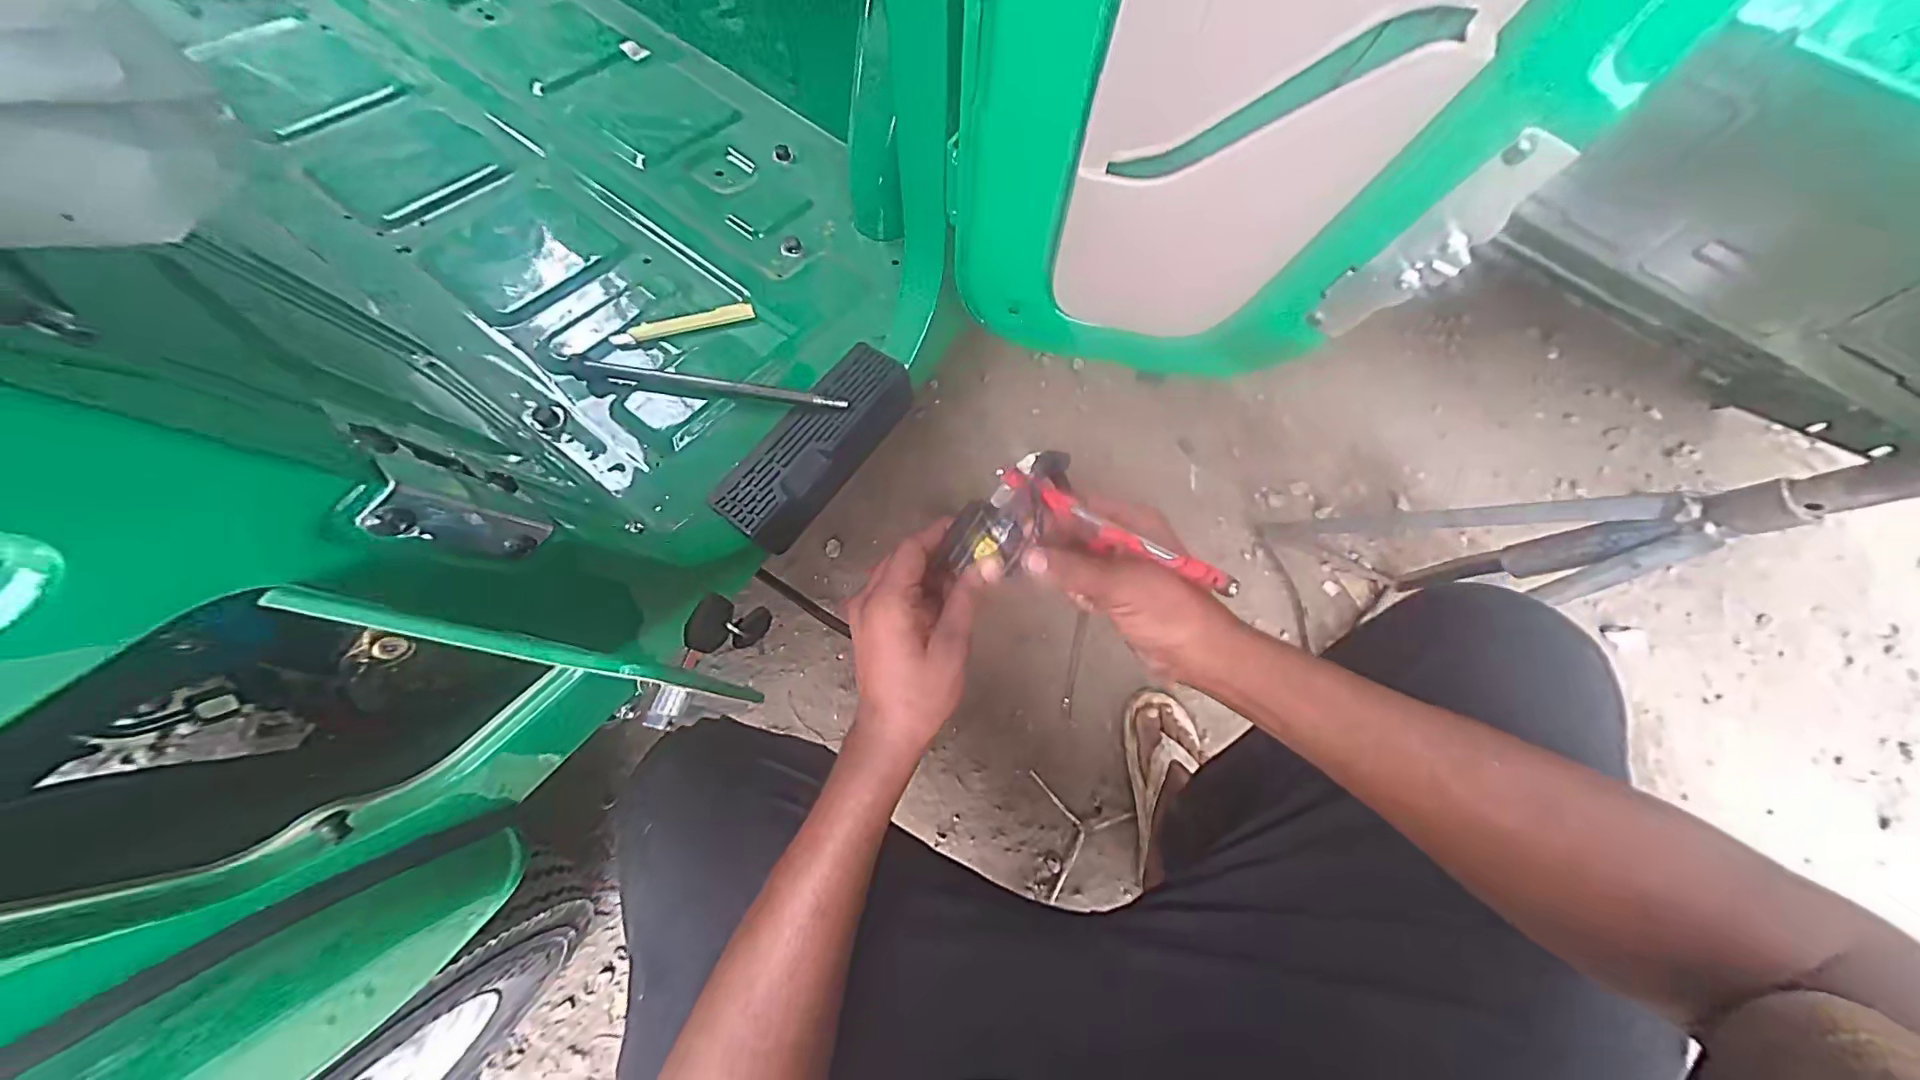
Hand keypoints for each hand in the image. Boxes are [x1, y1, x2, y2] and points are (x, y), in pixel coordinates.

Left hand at [844, 519, 996, 763]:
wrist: (888, 731)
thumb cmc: (920, 694)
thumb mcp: (951, 645)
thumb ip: (964, 600)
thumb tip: (983, 566)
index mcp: (886, 601)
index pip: (911, 549)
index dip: (938, 532)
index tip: (966, 525)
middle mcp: (868, 599)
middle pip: (902, 558)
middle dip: (937, 551)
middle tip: (973, 551)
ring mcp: (863, 611)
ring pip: (897, 574)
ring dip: (928, 571)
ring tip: (964, 575)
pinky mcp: (867, 623)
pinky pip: (892, 591)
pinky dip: (917, 588)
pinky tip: (943, 597)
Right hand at [1023, 497, 1248, 684]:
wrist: (1198, 652)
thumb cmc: (1167, 609)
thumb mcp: (1119, 583)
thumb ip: (1072, 568)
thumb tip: (1029, 556)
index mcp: (1132, 523)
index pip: (1082, 506)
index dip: (1050, 511)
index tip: (1017, 521)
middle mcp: (1123, 539)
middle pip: (1074, 531)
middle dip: (1049, 542)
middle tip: (1018, 553)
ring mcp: (1119, 566)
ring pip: (1075, 557)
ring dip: (1059, 567)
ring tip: (1043, 578)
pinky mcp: (1114, 591)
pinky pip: (1082, 580)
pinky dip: (1073, 587)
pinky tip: (1080, 601)